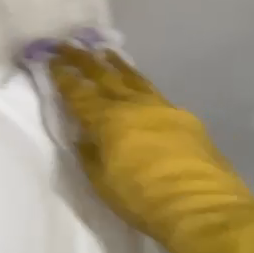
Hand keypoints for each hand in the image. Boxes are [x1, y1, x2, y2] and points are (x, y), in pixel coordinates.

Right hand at [48, 44, 253, 248]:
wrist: (202, 208)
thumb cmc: (142, 197)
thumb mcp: (101, 179)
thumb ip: (90, 153)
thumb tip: (86, 138)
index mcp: (105, 119)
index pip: (77, 91)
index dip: (62, 75)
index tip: (50, 59)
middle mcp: (132, 106)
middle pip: (103, 75)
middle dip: (83, 59)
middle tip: (68, 44)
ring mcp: (162, 110)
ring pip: (133, 79)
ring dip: (115, 64)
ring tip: (105, 52)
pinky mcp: (186, 121)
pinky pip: (154, 93)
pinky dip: (140, 83)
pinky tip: (138, 85)